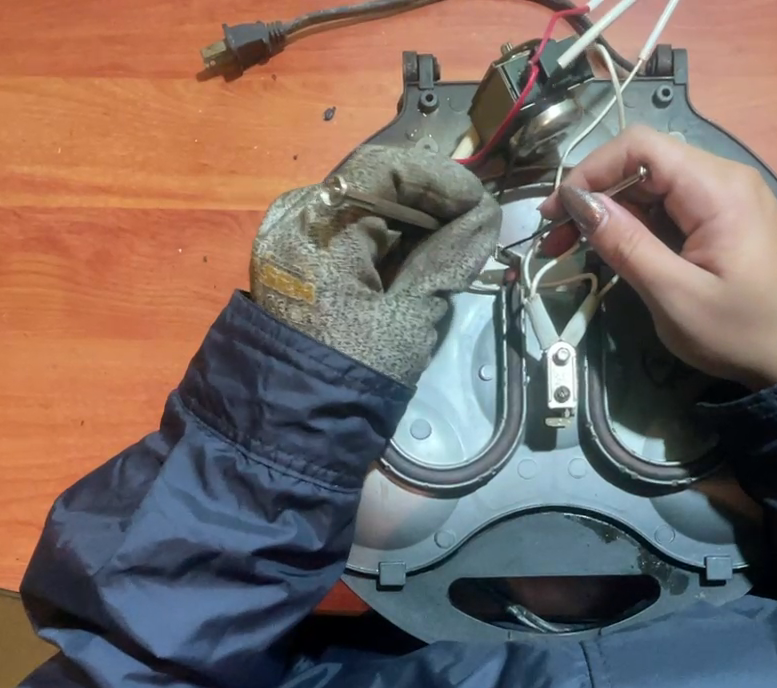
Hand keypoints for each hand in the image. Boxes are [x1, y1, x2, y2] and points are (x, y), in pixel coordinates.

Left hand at [251, 146, 501, 386]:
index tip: (481, 205)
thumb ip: (449, 258)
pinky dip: (386, 248)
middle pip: (374, 188)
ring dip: (412, 228)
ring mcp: (291, 245)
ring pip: (363, 214)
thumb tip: (485, 217)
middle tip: (473, 230)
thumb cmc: (355, 371)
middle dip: (430, 207)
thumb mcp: (410, 316)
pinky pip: (347, 240)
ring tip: (454, 252)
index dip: (441, 180)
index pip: (386, 167)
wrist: (297, 430)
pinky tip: (419, 267)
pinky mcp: (297, 270)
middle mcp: (295, 221)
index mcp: (318, 226)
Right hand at [537, 126, 776, 387]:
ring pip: (654, 187)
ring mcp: (727, 198)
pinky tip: (613, 250)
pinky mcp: (724, 221)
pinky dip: (636, 226)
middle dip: (594, 195)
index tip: (556, 213)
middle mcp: (724, 179)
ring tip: (573, 248)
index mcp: (717, 189)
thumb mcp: (674, 296)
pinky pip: (671, 209)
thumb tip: (580, 204)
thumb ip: (627, 245)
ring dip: (611, 213)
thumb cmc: (738, 332)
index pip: (641, 147)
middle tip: (554, 239)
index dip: (590, 171)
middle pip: (645, 164)